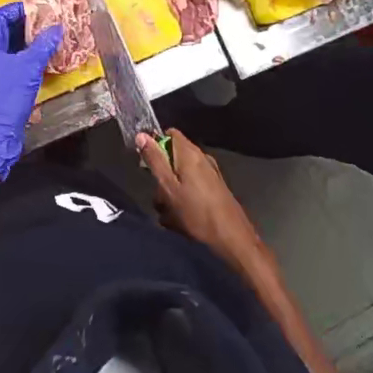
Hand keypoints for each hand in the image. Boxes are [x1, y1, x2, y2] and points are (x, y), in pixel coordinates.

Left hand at [0, 2, 61, 179]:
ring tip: (48, 37)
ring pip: (8, 46)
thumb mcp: (30, 67)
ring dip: (26, 41)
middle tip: (48, 22)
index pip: (0, 16)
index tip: (40, 9)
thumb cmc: (9, 95)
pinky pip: (10, 60)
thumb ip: (43, 45)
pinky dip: (24, 56)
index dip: (19, 9)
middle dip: (26, 25)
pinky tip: (41, 57)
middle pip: (4, 30)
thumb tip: (56, 29)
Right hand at [138, 129, 263, 267]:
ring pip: (179, 174)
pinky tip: (180, 217)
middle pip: (173, 156)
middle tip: (158, 195)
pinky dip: (181, 197)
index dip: (155, 143)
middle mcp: (202, 159)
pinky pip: (190, 186)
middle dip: (160, 173)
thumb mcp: (168, 187)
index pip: (170, 133)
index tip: (145, 162)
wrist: (231, 238)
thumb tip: (142, 135)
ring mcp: (210, 174)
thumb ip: (154, 160)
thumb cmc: (196, 213)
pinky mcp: (213, 188)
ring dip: (169, 190)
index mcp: (190, 154)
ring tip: (168, 211)